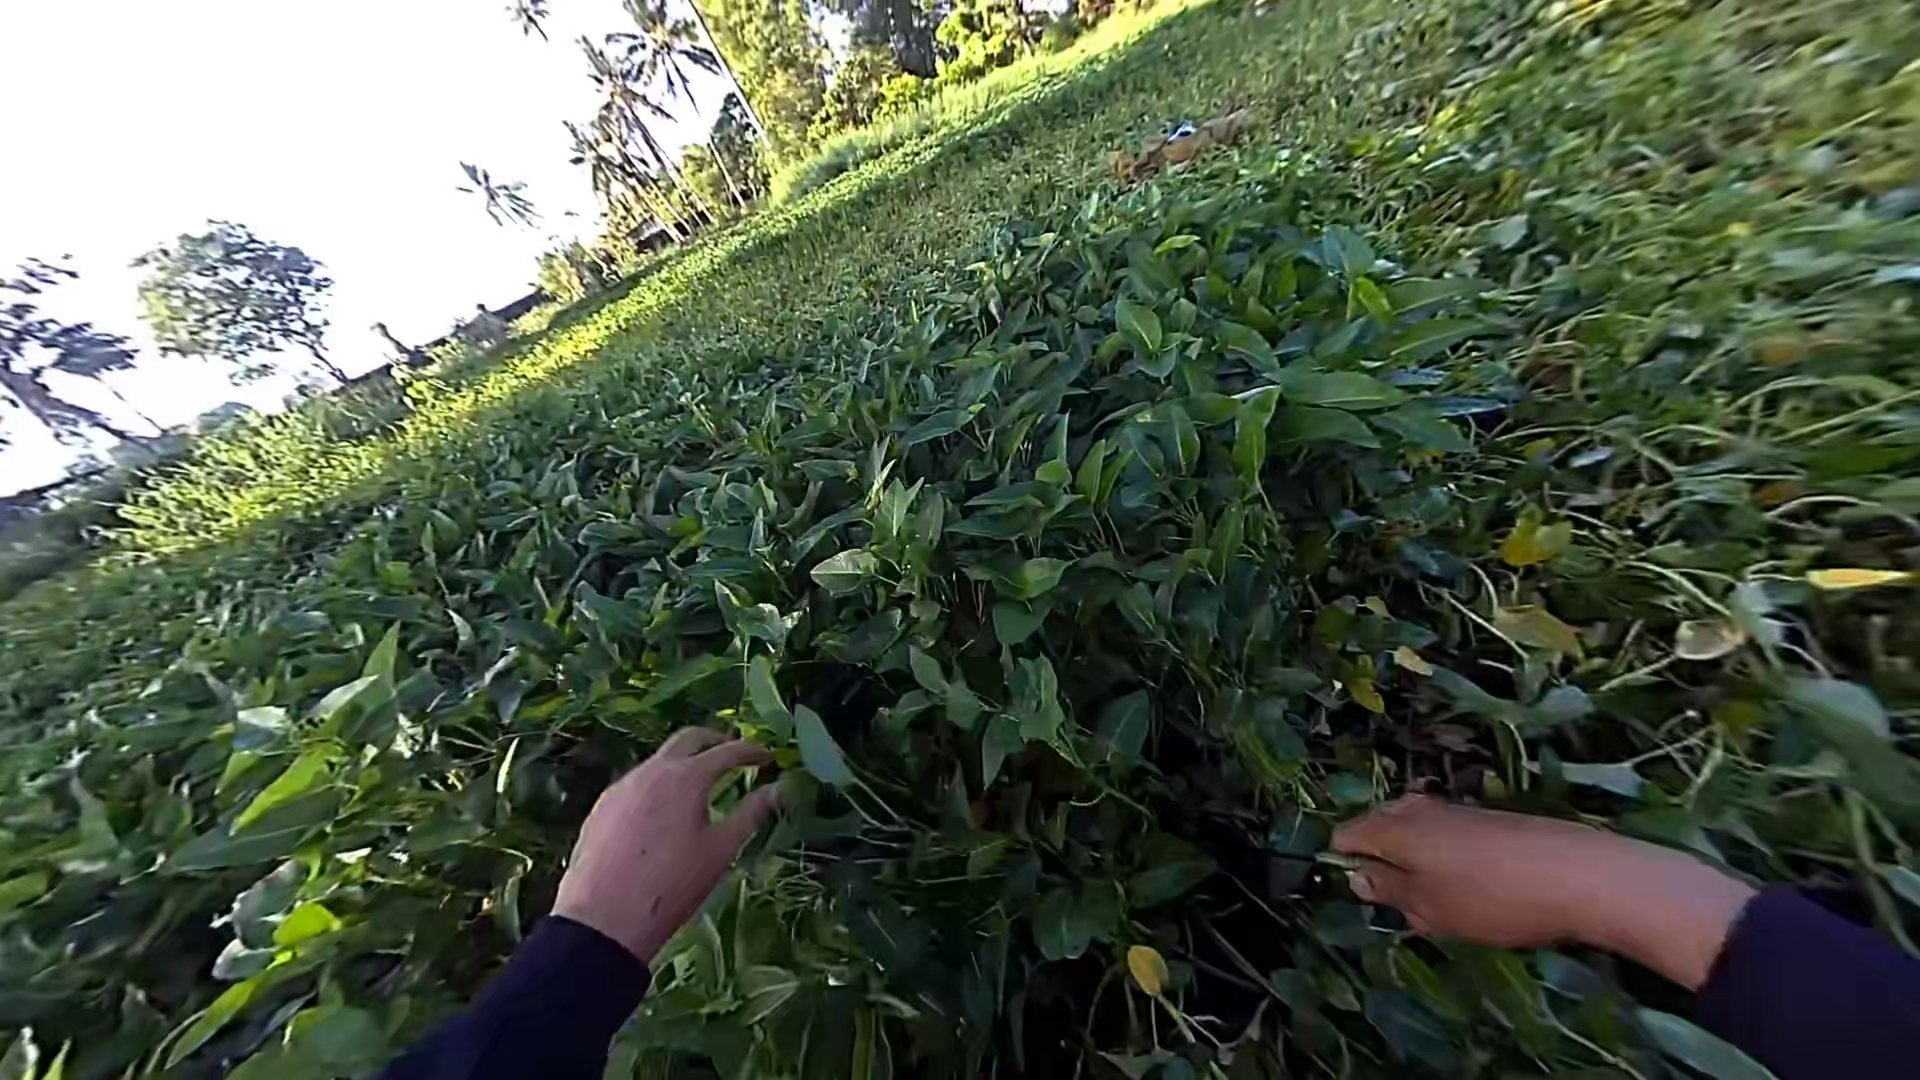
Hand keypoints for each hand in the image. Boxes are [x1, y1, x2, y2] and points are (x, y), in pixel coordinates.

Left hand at [553, 728, 781, 962]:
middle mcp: (653, 770)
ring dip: (686, 761)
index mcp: (687, 777)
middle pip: (690, 738)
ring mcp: (623, 786)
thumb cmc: (672, 885)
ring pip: (661, 759)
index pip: (729, 750)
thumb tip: (778, 789)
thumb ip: (752, 812)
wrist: (600, 926)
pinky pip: (638, 781)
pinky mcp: (602, 806)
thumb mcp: (721, 849)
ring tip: (701, 784)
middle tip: (734, 754)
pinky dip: (660, 782)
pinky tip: (664, 810)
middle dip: (716, 740)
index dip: (753, 751)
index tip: (769, 758)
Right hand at [1333, 796, 1755, 988]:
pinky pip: (1445, 832)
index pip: (1344, 837)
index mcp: (1387, 828)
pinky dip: (1447, 854)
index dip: (1346, 865)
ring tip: (1444, 895)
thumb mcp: (1432, 908)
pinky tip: (1478, 882)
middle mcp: (1409, 809)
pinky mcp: (1482, 816)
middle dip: (1382, 860)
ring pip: (1412, 830)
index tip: (1370, 897)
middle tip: (1408, 902)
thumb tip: (1355, 878)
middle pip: (1376, 829)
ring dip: (1416, 858)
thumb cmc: (1491, 896)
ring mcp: (1447, 809)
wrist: (1582, 873)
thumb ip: (1388, 891)